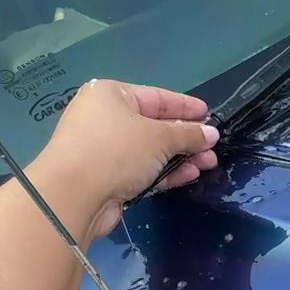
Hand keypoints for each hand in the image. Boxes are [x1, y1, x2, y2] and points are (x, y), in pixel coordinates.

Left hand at [28, 79, 219, 241]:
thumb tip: (211, 134)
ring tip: (208, 164)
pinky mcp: (110, 176)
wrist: (76, 193)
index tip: (209, 115)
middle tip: (213, 147)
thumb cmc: (117, 151)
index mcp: (112, 95)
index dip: (185, 106)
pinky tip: (189, 175)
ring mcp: (107, 148)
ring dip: (181, 157)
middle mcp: (107, 117)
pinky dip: (166, 172)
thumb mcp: (159, 137)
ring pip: (152, 150)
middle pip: (156, 125)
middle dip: (187, 137)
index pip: (157, 97)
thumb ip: (188, 135)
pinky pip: (145, 169)